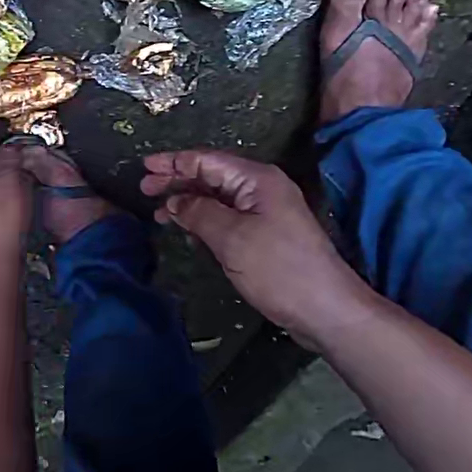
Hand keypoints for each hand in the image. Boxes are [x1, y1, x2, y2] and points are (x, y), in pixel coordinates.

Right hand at [141, 150, 369, 347]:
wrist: (327, 310)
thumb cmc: (278, 269)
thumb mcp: (231, 238)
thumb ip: (199, 212)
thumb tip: (175, 200)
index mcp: (256, 179)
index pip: (207, 160)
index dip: (174, 162)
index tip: (145, 168)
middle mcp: (261, 187)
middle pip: (211, 175)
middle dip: (177, 180)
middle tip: (145, 189)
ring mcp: (265, 211)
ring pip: (217, 197)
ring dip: (188, 201)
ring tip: (159, 212)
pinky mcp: (266, 233)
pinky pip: (227, 216)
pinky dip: (204, 218)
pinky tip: (187, 228)